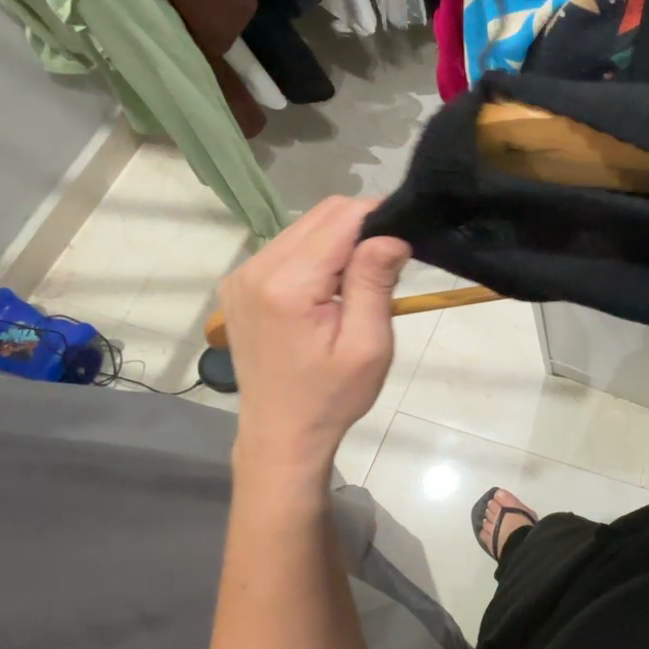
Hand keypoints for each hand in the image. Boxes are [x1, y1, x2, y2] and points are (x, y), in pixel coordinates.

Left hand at [219, 197, 410, 480]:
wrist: (283, 433)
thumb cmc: (333, 395)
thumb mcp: (368, 345)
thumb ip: (374, 283)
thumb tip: (390, 235)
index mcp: (287, 284)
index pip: (339, 219)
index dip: (378, 217)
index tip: (408, 236)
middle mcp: (256, 269)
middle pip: (319, 215)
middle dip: (361, 228)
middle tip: (390, 263)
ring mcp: (242, 275)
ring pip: (303, 227)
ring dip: (340, 242)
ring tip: (362, 281)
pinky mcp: (241, 284)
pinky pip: (287, 247)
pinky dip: (319, 255)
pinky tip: (333, 289)